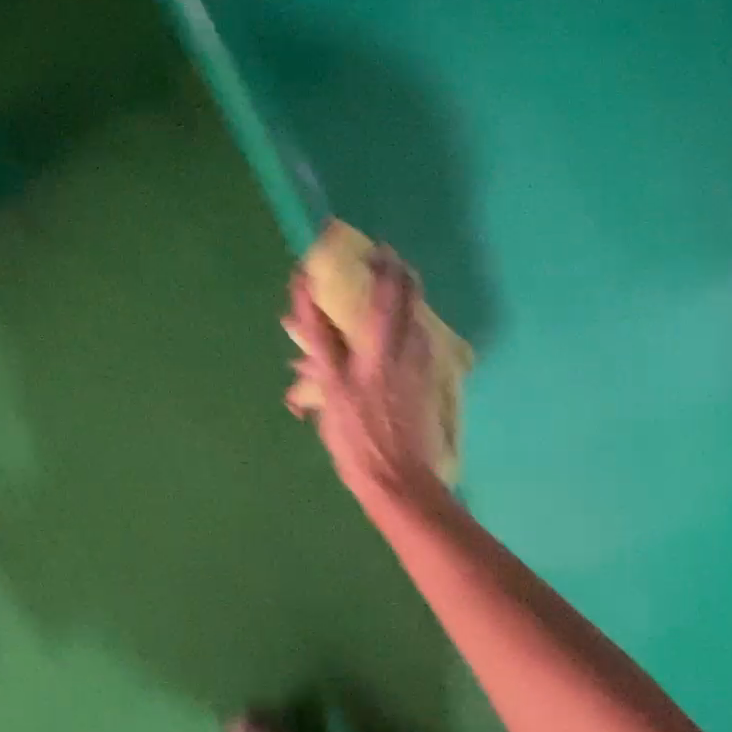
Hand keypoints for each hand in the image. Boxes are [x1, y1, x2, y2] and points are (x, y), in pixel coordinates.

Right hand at [284, 251, 444, 499]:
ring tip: (399, 276)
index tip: (308, 272)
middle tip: (381, 254)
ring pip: (412, 313)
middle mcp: (386, 357)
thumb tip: (303, 352)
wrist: (399, 478)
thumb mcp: (330, 408)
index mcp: (354, 368)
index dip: (316, 295)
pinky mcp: (428, 375)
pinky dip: (411, 321)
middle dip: (388, 269)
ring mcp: (412, 364)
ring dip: (405, 290)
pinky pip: (420, 335)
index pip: (328, 322)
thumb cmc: (357, 448)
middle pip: (393, 298)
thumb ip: (319, 371)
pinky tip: (409, 323)